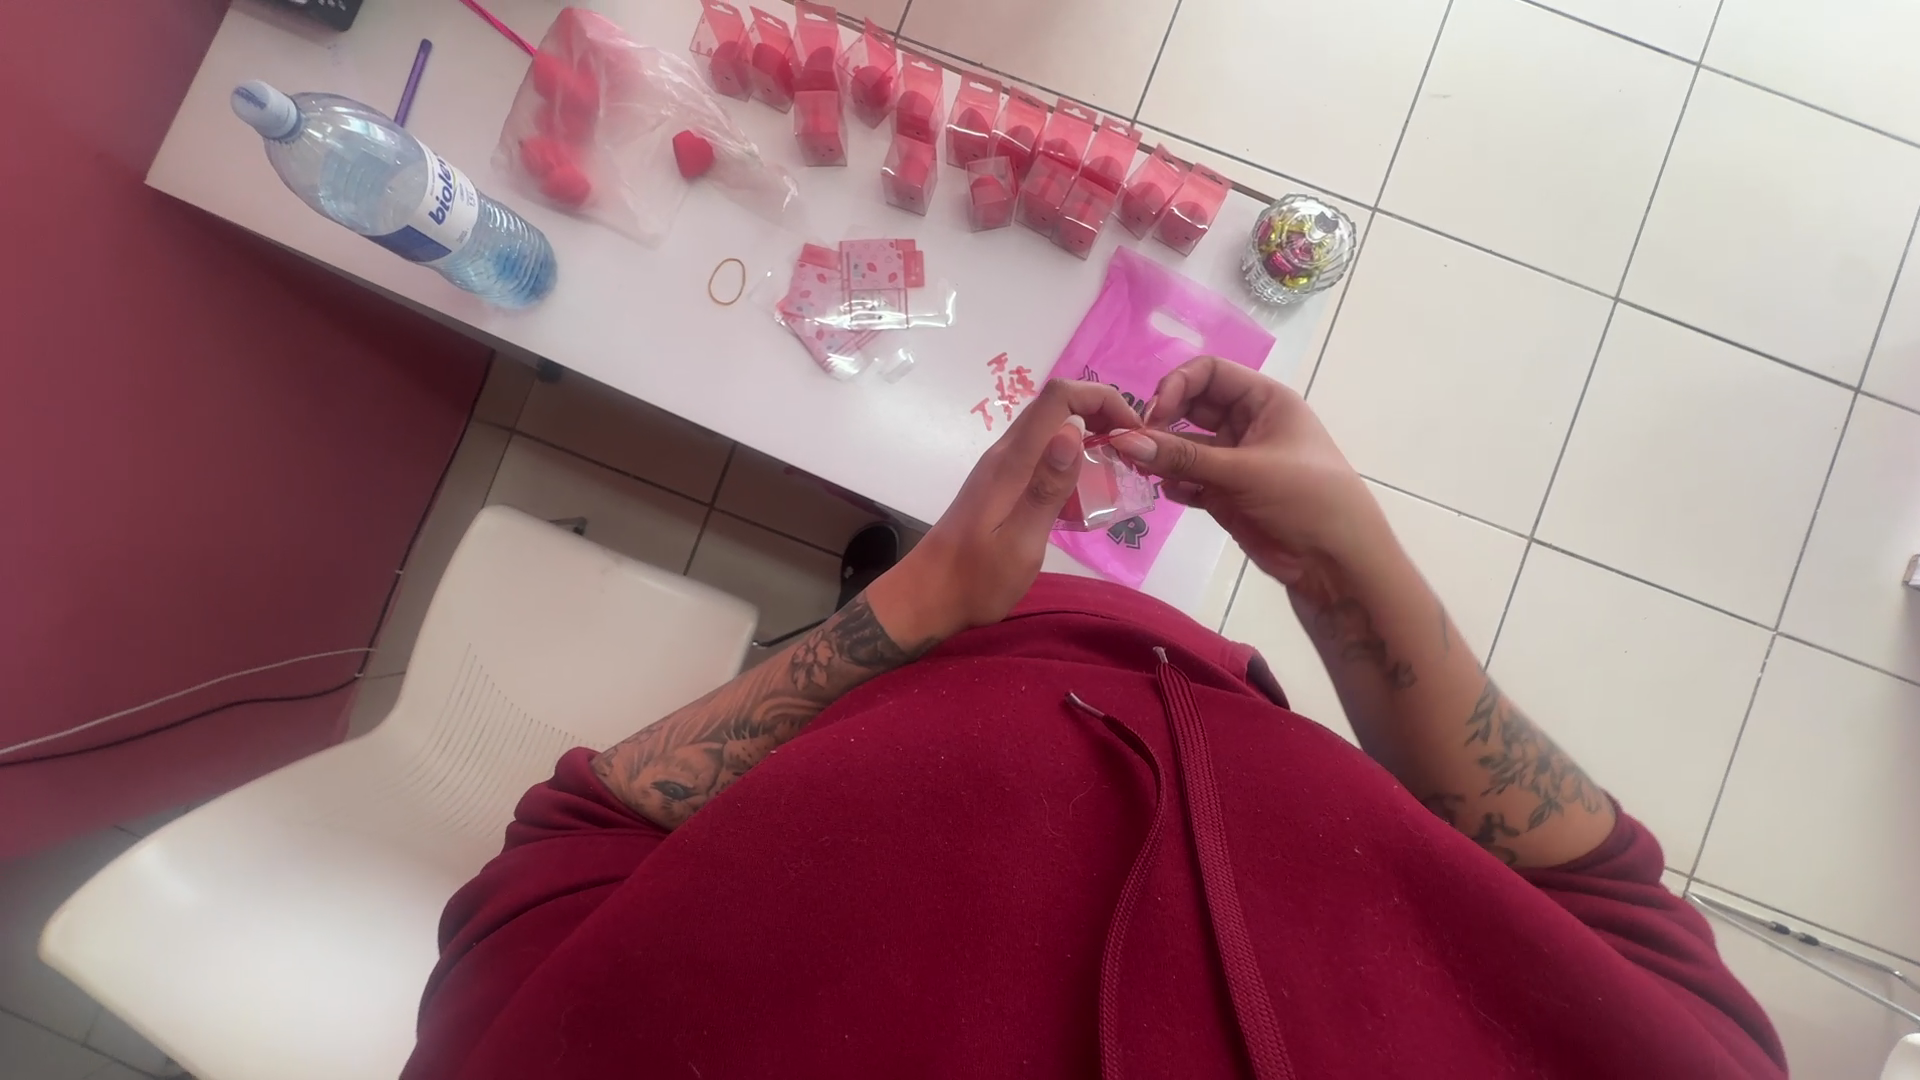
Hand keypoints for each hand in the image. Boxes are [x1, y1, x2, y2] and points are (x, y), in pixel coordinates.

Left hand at [868, 379, 1142, 643]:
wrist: (929, 597)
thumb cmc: (977, 580)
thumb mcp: (1021, 543)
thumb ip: (1047, 488)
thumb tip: (1073, 431)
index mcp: (1012, 462)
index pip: (1059, 398)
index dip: (1101, 399)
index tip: (1132, 431)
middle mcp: (1005, 455)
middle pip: (1056, 407)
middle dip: (1100, 415)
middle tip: (1131, 454)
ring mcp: (1000, 469)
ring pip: (1049, 431)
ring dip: (1086, 440)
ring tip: (1116, 476)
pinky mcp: (1000, 485)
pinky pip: (1041, 457)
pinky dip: (1069, 465)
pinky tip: (1082, 499)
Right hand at [1106, 356, 1390, 592]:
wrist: (1334, 561)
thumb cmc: (1305, 498)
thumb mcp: (1245, 471)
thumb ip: (1183, 457)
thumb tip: (1123, 441)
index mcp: (1263, 401)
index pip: (1209, 373)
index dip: (1176, 386)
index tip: (1153, 416)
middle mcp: (1246, 424)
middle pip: (1190, 407)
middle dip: (1162, 422)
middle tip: (1135, 444)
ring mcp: (1232, 460)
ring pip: (1184, 446)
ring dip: (1162, 456)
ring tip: (1141, 471)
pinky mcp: (1222, 493)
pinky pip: (1187, 479)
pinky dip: (1173, 484)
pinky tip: (1169, 493)